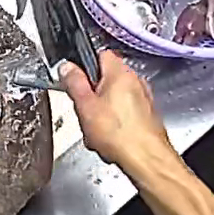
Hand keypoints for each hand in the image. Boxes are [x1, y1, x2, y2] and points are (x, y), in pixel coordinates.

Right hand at [59, 49, 179, 177]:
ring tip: (95, 127)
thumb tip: (66, 67)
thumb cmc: (120, 135)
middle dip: (91, 93)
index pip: (101, 54)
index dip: (84, 64)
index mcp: (121, 74)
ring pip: (113, 98)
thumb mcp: (85, 106)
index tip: (75, 78)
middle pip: (105, 79)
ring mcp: (144, 100)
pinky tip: (108, 136)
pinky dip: (113, 122)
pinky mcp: (146, 116)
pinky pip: (123, 113)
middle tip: (84, 108)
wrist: (146, 160)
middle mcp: (136, 83)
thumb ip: (74, 83)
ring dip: (101, 110)